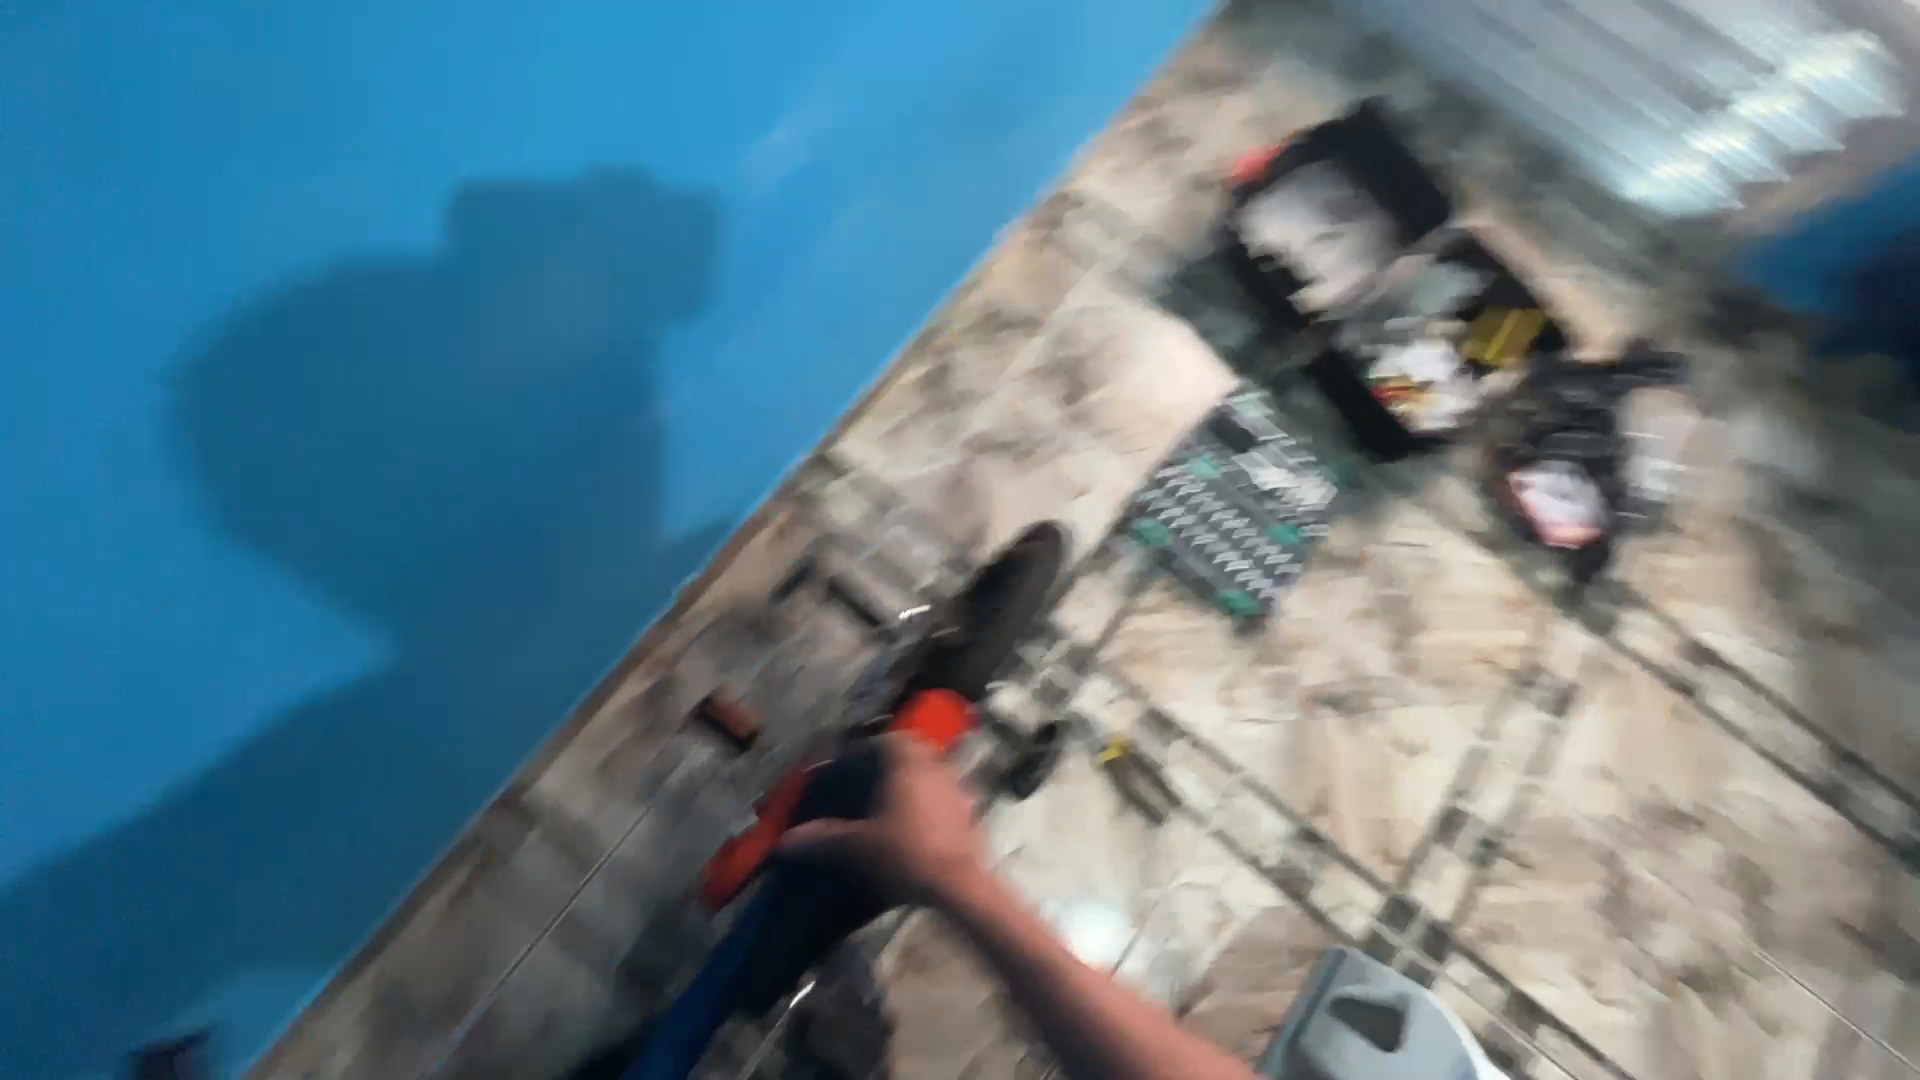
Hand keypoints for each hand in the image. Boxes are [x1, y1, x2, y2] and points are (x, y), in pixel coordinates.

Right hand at [778, 733, 988, 907]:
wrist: (956, 883)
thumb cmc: (905, 854)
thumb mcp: (858, 847)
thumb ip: (823, 838)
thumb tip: (785, 841)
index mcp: (907, 764)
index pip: (891, 739)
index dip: (874, 746)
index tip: (858, 760)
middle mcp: (934, 766)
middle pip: (916, 749)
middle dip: (898, 759)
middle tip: (877, 778)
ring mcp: (957, 786)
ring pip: (936, 769)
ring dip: (920, 777)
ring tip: (899, 799)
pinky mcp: (971, 810)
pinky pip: (951, 793)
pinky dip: (938, 799)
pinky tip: (925, 820)